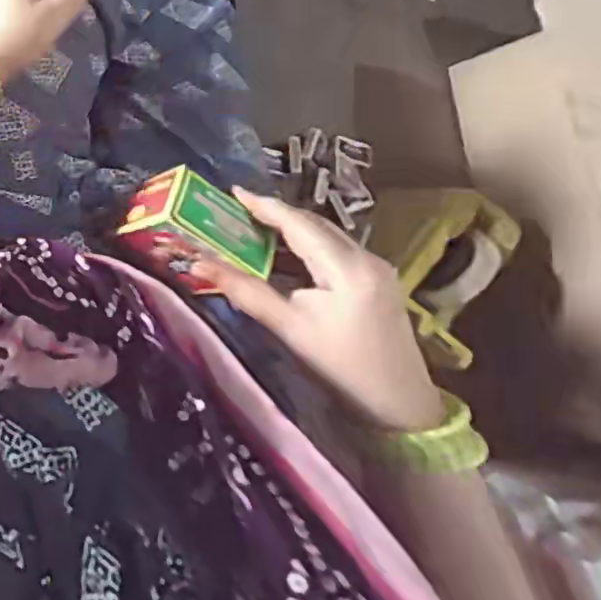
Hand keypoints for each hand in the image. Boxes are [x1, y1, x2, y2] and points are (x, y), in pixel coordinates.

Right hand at [163, 190, 444, 431]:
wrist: (403, 408)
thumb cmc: (342, 367)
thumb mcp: (288, 327)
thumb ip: (244, 290)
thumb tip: (198, 264)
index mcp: (347, 268)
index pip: (298, 223)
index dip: (263, 205)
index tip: (232, 191)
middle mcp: (366, 258)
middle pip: (313, 223)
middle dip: (274, 212)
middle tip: (235, 208)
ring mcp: (376, 267)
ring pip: (325, 233)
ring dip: (290, 226)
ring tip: (253, 222)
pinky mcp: (377, 279)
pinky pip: (334, 248)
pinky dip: (305, 242)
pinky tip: (284, 249)